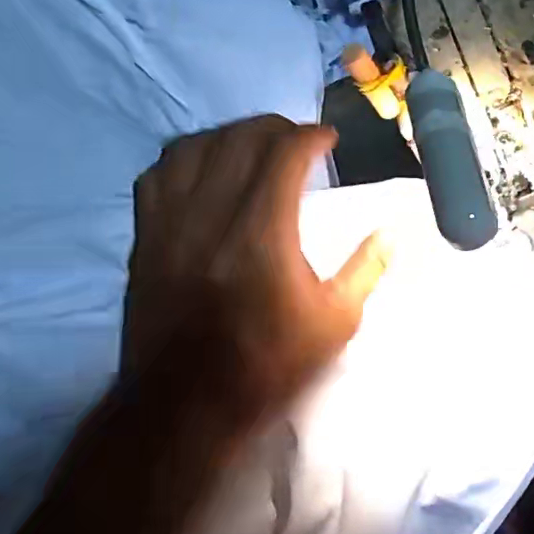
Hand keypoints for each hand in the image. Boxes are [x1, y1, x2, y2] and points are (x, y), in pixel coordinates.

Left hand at [122, 115, 388, 432]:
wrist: (187, 406)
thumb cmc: (270, 365)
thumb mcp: (335, 323)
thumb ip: (365, 270)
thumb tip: (389, 233)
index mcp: (263, 234)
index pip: (284, 154)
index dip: (310, 136)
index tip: (329, 139)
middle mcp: (211, 216)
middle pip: (238, 140)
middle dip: (274, 127)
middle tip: (298, 138)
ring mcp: (170, 225)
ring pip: (193, 149)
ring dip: (229, 136)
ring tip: (253, 146)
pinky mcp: (145, 240)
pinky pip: (157, 176)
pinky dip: (186, 159)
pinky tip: (203, 171)